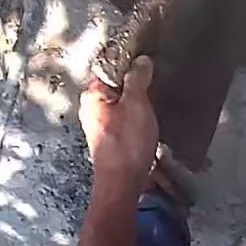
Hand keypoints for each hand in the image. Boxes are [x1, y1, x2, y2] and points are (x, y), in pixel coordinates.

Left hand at [81, 55, 158, 196]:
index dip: (132, 66)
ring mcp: (100, 125)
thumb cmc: (127, 145)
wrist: (123, 183)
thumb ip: (138, 79)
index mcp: (92, 96)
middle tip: (153, 93)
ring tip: (151, 112)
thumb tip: (141, 62)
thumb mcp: (137, 104)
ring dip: (139, 105)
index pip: (111, 68)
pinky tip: (146, 126)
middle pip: (118, 86)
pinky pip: (126, 119)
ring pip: (123, 104)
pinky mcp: (111, 138)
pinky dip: (137, 119)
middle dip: (137, 88)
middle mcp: (92, 109)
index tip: (149, 67)